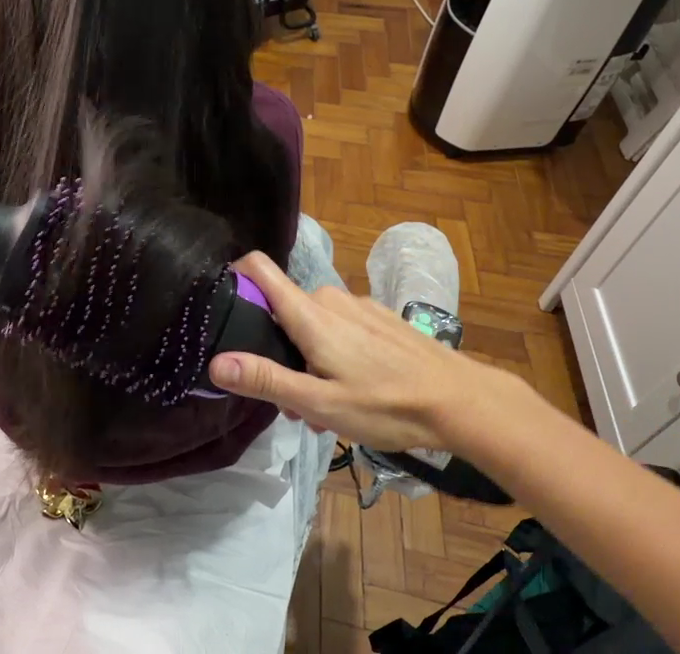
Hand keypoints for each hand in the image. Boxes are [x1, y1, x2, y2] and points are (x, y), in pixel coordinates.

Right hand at [208, 253, 501, 452]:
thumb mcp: (320, 402)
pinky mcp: (381, 318)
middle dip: (279, 351)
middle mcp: (330, 298)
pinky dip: (335, 355)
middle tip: (293, 402)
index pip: (259, 268)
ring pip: (314, 324)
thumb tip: (215, 362)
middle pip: (284, 311)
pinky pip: (341, 328)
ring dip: (308, 360)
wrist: (463, 402)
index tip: (223, 307)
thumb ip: (266, 379)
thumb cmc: (386, 404)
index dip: (234, 277)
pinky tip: (357, 392)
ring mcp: (359, 306)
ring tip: (328, 410)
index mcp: (309, 313)